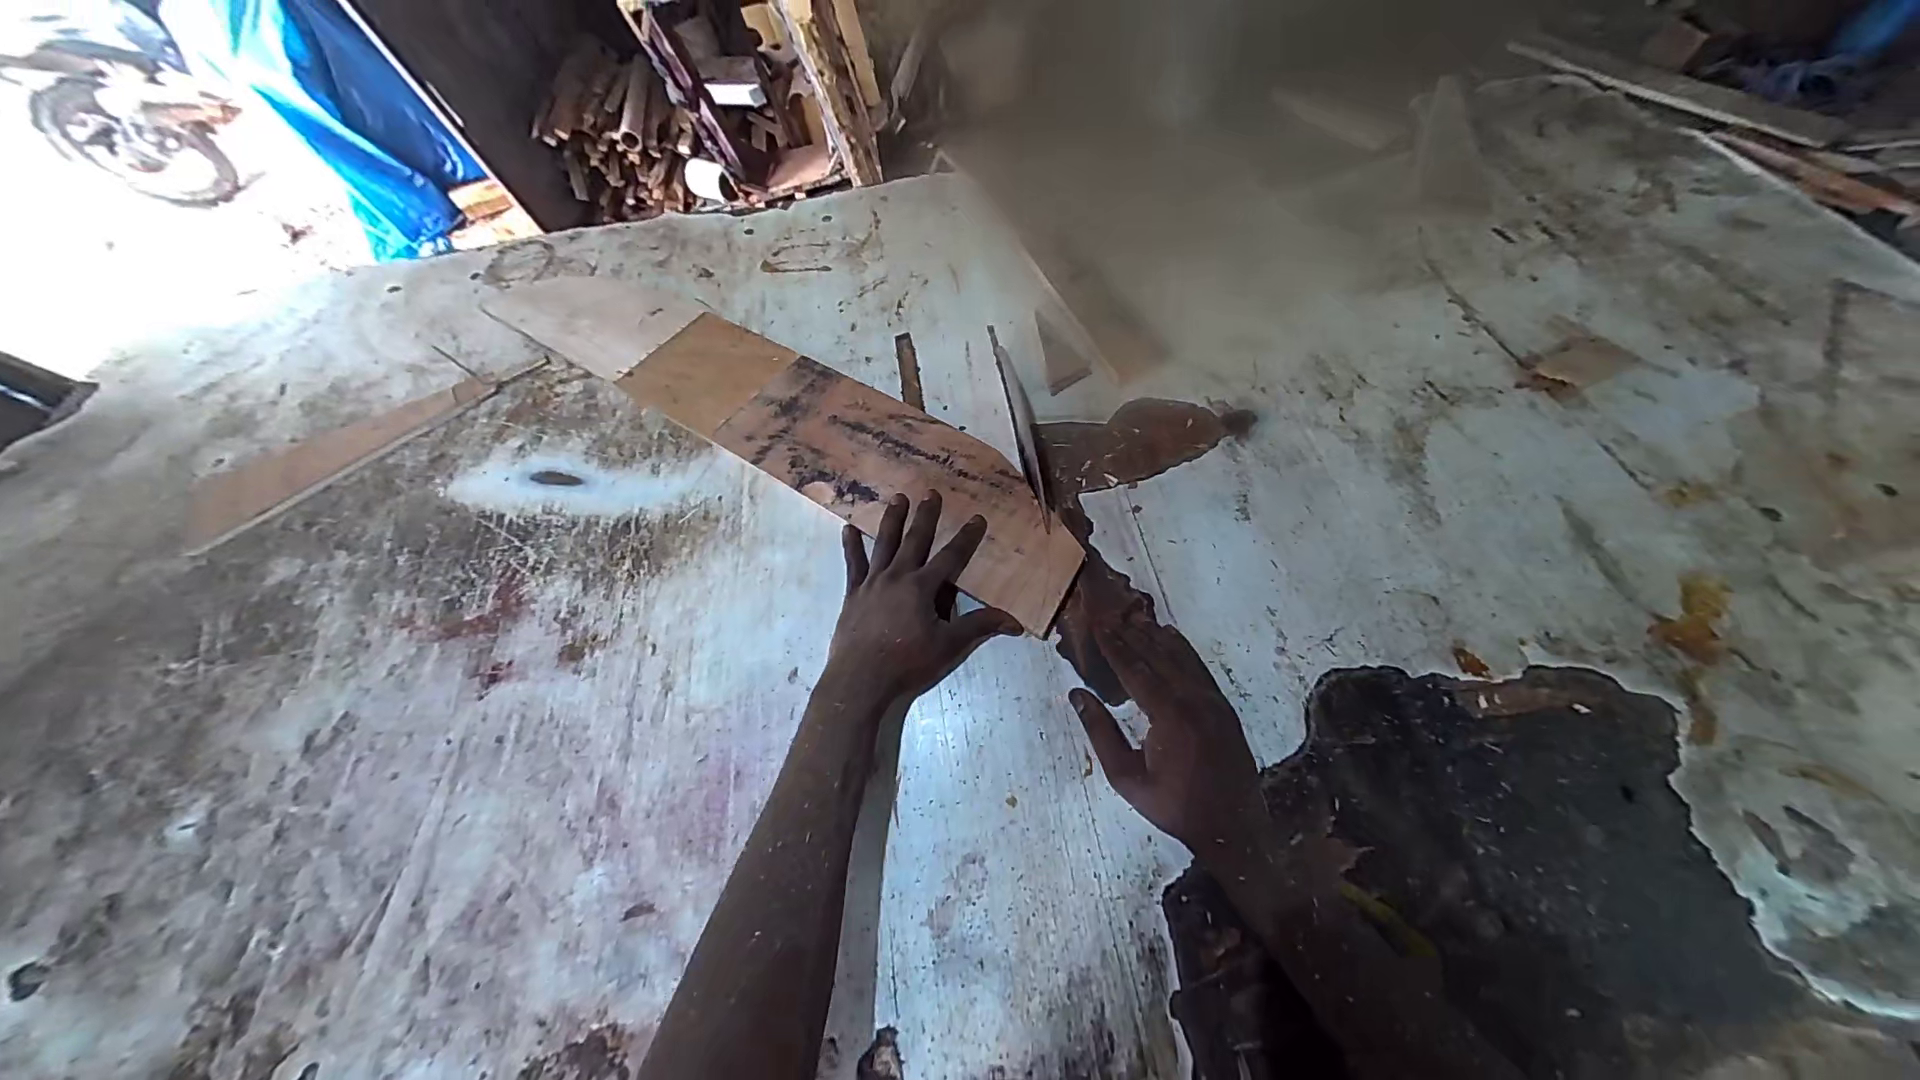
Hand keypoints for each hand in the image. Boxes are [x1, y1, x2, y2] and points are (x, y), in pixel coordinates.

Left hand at [825, 492, 1021, 706]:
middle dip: (926, 517)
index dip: (966, 538)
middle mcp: (897, 577)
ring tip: (898, 499)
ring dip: (892, 520)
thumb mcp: (949, 646)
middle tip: (931, 494)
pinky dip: (851, 546)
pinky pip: (854, 565)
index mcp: (921, 587)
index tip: (977, 518)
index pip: (950, 557)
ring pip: (884, 544)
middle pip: (915, 540)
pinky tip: (848, 529)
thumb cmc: (907, 662)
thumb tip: (1015, 622)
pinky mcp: (854, 594)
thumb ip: (979, 627)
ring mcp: (872, 583)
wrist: (860, 679)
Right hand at [1070, 619, 1270, 871]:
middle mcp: (1194, 700)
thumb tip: (1076, 695)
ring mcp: (1213, 702)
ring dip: (1156, 637)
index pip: (1135, 669)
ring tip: (1135, 618)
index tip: (1099, 623)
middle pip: (1157, 656)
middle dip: (1132, 634)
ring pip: (1181, 658)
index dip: (1115, 645)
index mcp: (1170, 715)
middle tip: (1111, 614)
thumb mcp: (1126, 777)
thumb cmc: (1173, 807)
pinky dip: (1183, 649)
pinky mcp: (1224, 707)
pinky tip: (1172, 637)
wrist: (1233, 829)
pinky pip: (1200, 668)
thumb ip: (1100, 732)